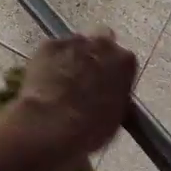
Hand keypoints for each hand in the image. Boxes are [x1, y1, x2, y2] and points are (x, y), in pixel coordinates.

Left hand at [14, 28, 136, 156]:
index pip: (124, 61)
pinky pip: (53, 50)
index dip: (114, 74)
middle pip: (101, 43)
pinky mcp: (48, 44)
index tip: (106, 85)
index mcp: (125, 62)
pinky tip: (45, 81)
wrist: (51, 124)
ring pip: (75, 46)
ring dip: (72, 58)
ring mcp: (73, 41)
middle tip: (85, 79)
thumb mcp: (116, 116)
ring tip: (61, 82)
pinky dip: (50, 61)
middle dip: (95, 57)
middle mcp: (102, 44)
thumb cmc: (89, 128)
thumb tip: (110, 94)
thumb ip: (117, 95)